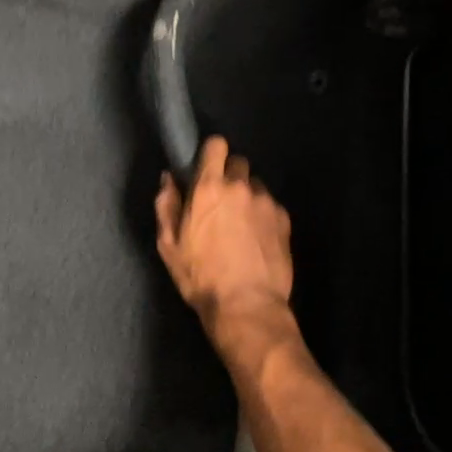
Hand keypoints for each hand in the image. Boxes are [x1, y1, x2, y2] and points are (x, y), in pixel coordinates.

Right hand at [155, 137, 293, 343]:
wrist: (246, 306)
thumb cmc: (201, 277)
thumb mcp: (169, 245)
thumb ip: (167, 205)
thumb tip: (169, 178)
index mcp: (209, 188)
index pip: (217, 145)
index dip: (212, 153)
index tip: (207, 169)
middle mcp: (240, 186)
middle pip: (239, 162)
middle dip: (230, 176)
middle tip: (222, 203)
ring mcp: (265, 201)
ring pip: (256, 185)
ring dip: (247, 196)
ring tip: (241, 224)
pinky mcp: (284, 218)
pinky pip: (271, 205)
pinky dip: (263, 214)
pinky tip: (257, 238)